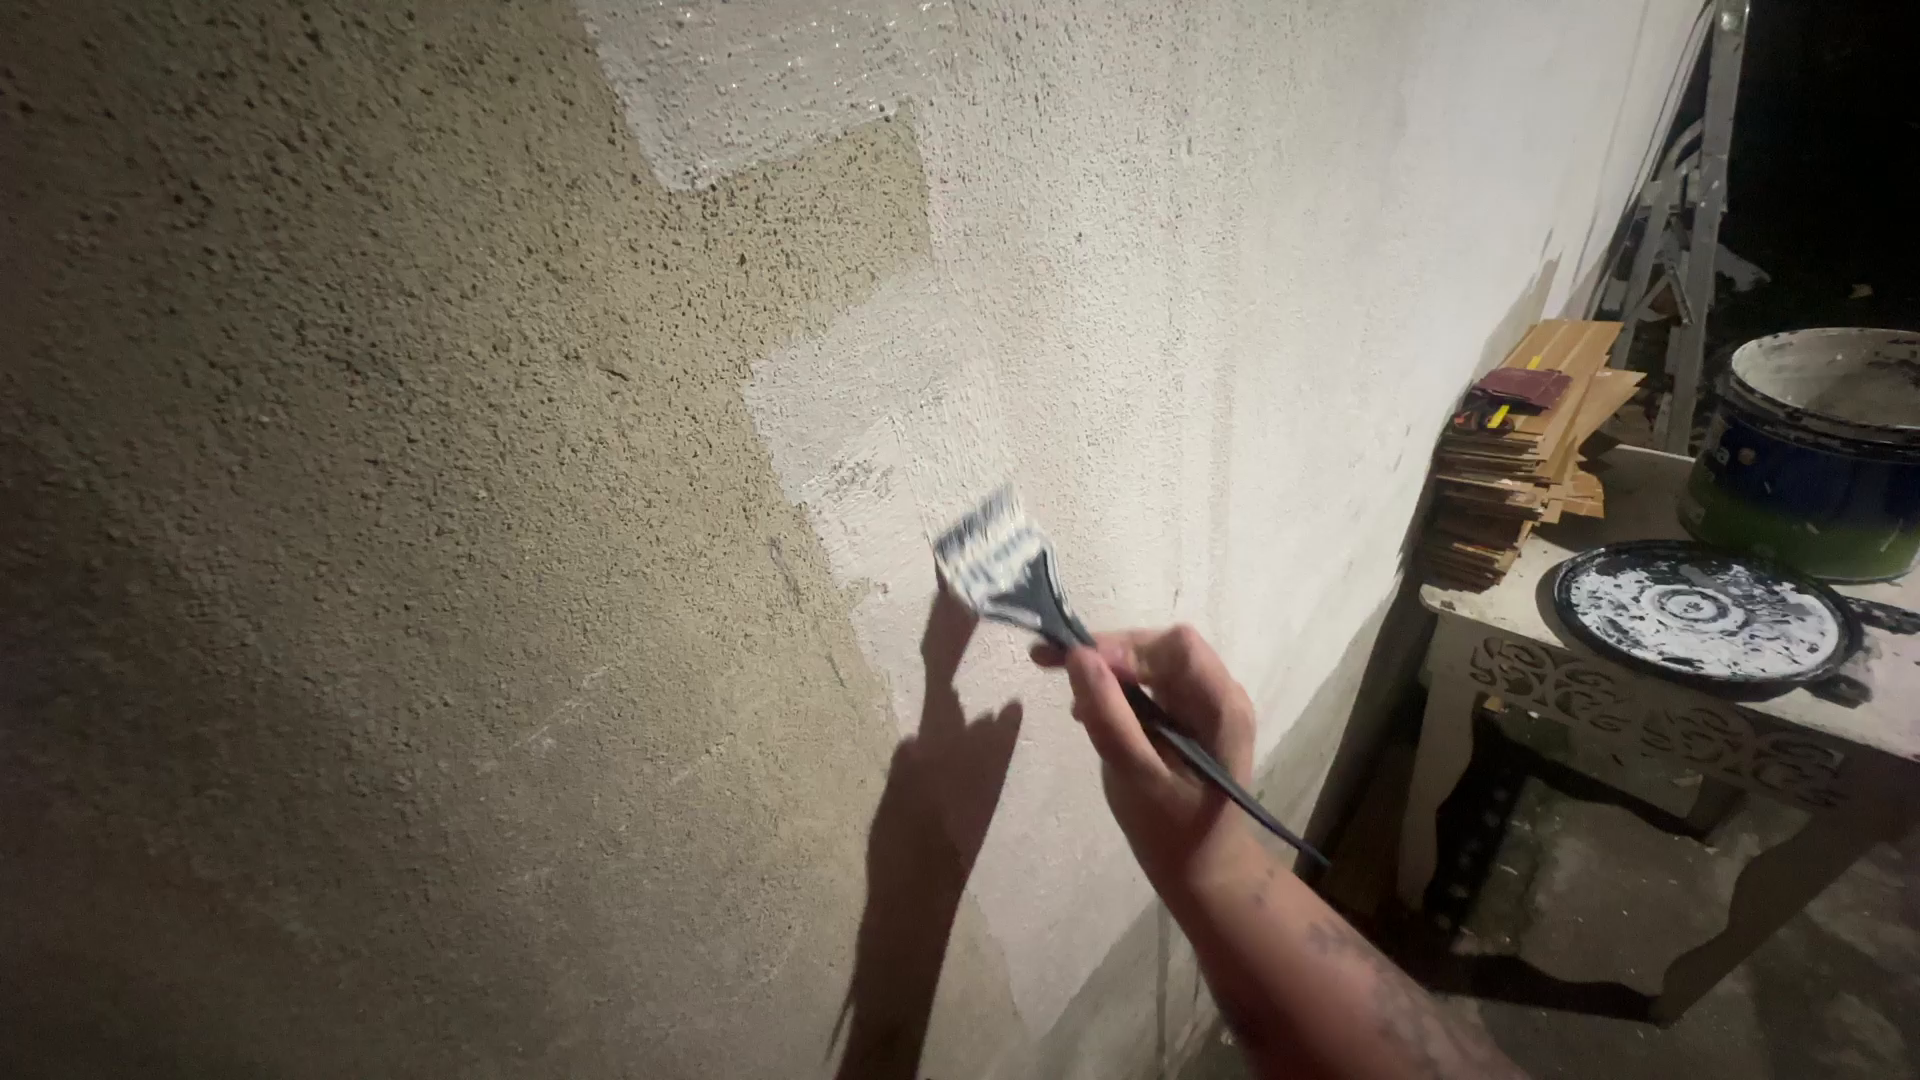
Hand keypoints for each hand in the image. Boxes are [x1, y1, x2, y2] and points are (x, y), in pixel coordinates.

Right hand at [1033, 626, 1258, 897]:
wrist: (1202, 873)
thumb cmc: (1173, 832)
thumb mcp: (1136, 776)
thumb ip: (1110, 716)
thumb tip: (1077, 656)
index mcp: (1223, 707)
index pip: (1177, 647)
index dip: (1124, 646)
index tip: (1074, 661)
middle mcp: (1218, 694)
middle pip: (1161, 647)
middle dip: (1107, 652)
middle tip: (1049, 661)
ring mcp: (1202, 703)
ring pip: (1149, 661)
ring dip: (1106, 668)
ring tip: (1069, 693)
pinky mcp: (1182, 714)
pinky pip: (1146, 683)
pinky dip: (1114, 687)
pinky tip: (1088, 707)